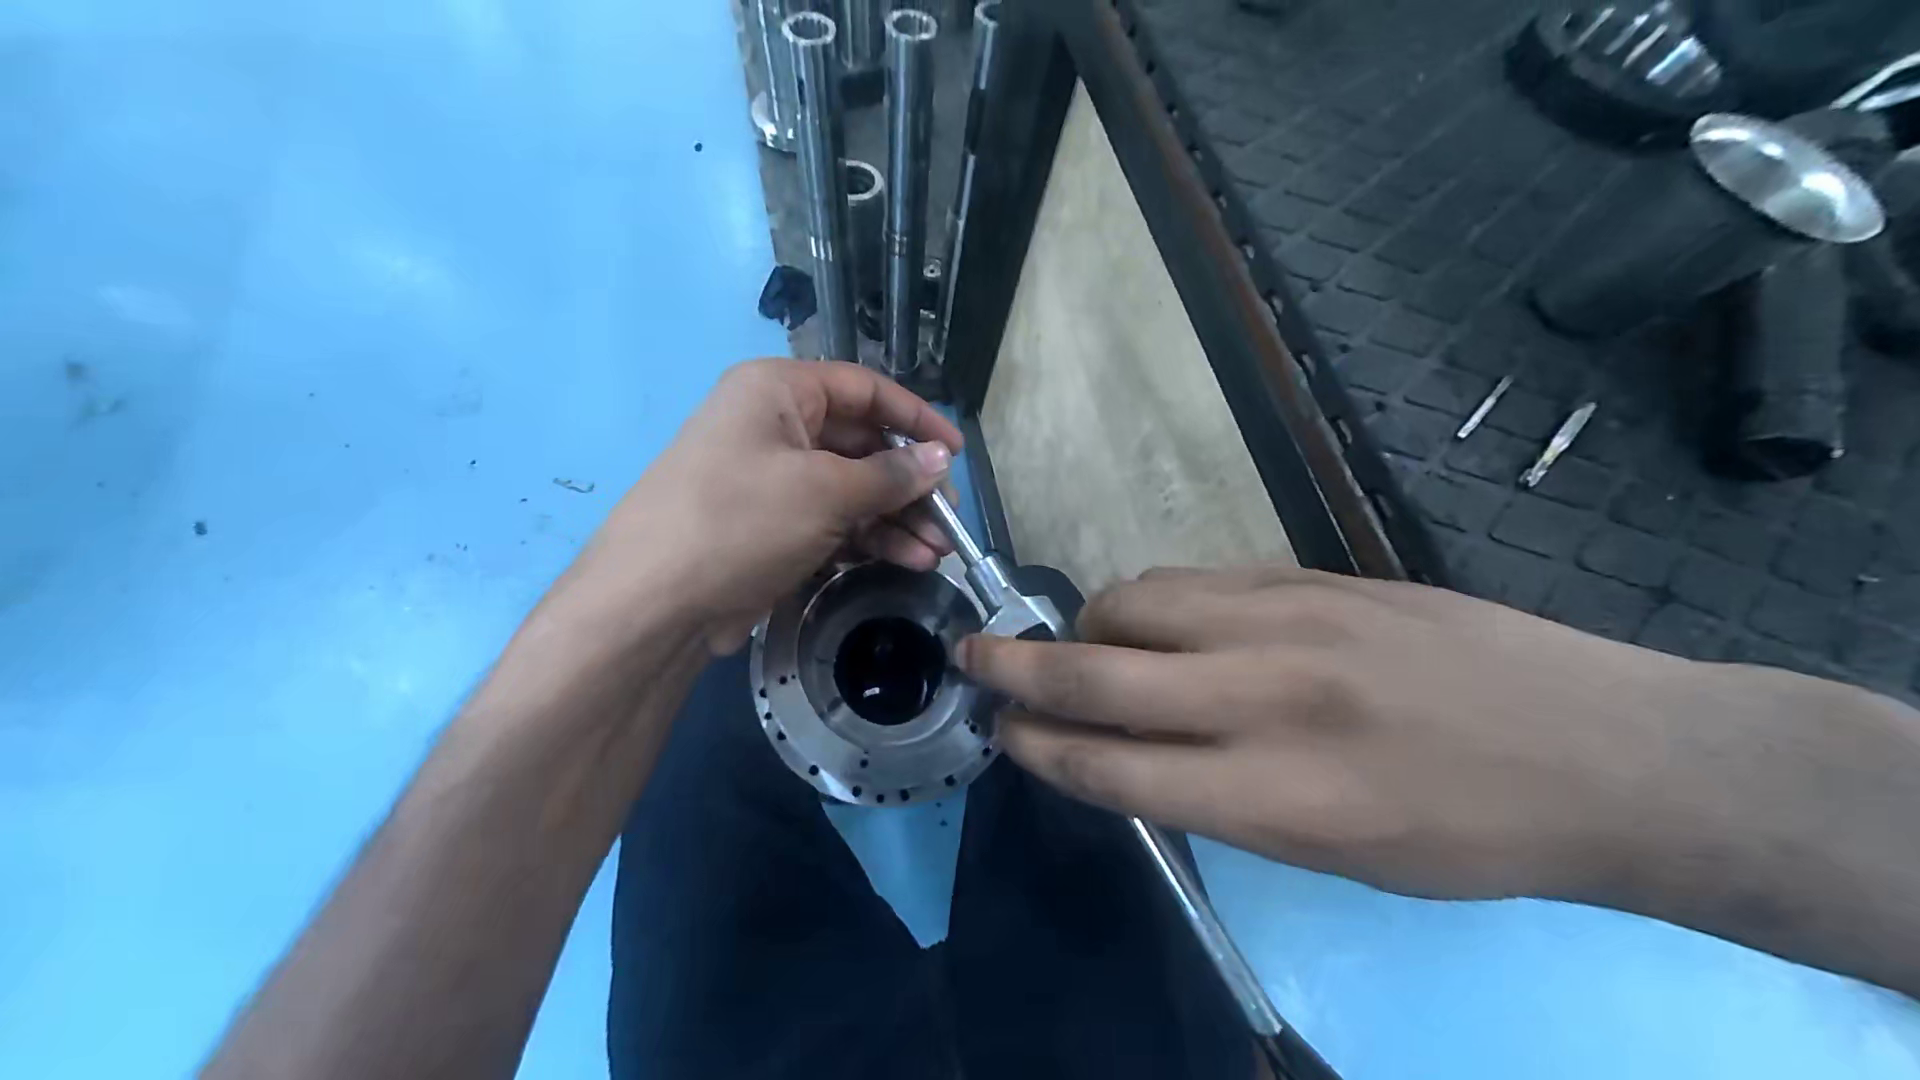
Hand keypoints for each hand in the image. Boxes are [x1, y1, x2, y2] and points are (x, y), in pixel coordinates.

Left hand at [548, 359, 961, 652]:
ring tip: (938, 551)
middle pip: (863, 445)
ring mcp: (776, 481)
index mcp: (779, 392)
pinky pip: (836, 521)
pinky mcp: (776, 526)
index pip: (864, 390)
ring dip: (898, 519)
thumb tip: (940, 460)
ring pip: (853, 489)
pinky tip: (909, 560)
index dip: (915, 419)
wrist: (655, 603)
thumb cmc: (740, 521)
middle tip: (949, 518)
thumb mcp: (824, 491)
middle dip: (910, 484)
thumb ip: (890, 475)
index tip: (955, 452)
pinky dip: (871, 539)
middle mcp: (777, 427)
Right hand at [957, 565, 1735, 901]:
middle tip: (971, 656)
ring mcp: (1285, 620)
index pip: (1107, 765)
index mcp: (1270, 796)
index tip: (1000, 733)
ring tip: (1085, 641)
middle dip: (1016, 668)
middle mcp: (1263, 697)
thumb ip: (1209, 796)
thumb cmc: (1463, 834)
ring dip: (1087, 623)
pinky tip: (1157, 617)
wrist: (1604, 750)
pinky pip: (1191, 577)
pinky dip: (1150, 599)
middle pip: (1098, 673)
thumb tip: (1117, 750)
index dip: (1037, 748)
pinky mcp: (1308, 576)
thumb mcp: (1328, 853)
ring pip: (1134, 603)